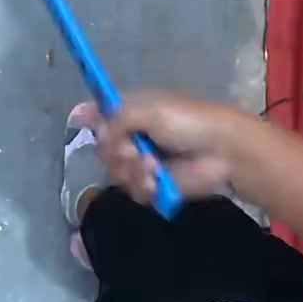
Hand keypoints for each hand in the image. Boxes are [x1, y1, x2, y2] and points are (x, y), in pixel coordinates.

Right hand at [68, 94, 257, 204]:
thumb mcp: (148, 110)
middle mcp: (133, 136)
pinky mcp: (155, 186)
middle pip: (103, 149)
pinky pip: (133, 191)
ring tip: (153, 166)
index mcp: (132, 112)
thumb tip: (78, 116)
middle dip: (115, 152)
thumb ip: (113, 118)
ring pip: (115, 172)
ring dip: (132, 170)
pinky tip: (158, 181)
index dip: (93, 124)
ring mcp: (143, 163)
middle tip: (132, 151)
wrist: (223, 152)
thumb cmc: (188, 122)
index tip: (91, 129)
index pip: (99, 117)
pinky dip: (144, 186)